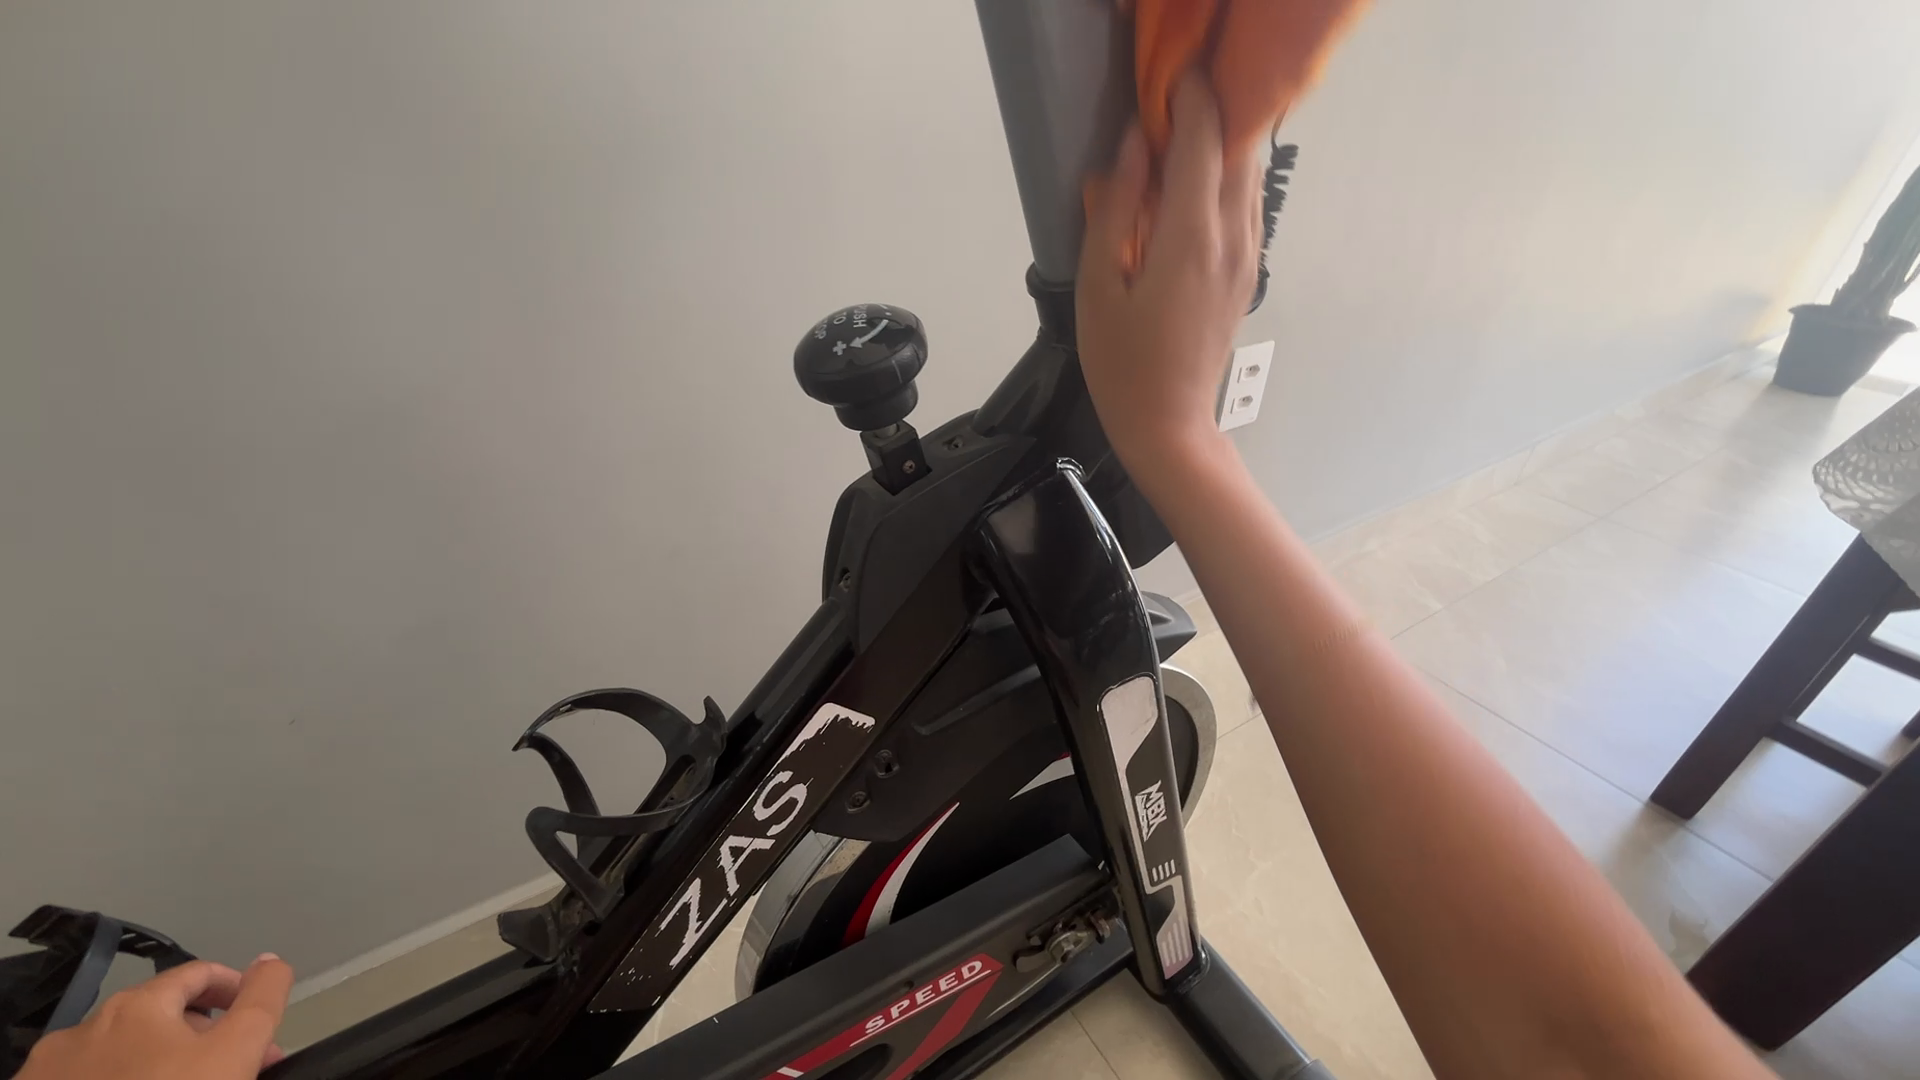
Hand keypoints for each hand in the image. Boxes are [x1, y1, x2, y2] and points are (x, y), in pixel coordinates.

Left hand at [17, 954, 293, 1079]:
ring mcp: (47, 1076)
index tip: (256, 1023)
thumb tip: (268, 960)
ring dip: (166, 1062)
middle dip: (205, 1034)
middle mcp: (81, 1033)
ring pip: (125, 1052)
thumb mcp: (238, 1047)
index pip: (200, 974)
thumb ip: (264, 994)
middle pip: (162, 1015)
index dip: (238, 990)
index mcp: (133, 1007)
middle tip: (234, 1066)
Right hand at [1078, 71, 1264, 474]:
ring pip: (1250, 174)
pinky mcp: (1249, 272)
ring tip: (1183, 134)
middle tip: (1174, 96)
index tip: (1166, 75)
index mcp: (1191, 237)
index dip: (1189, 96)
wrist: (1168, 423)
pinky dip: (1227, 177)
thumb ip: (1113, 212)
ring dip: (1224, 142)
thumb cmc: (1120, 362)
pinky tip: (1195, 184)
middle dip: (1214, 109)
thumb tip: (1129, 148)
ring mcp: (1249, 255)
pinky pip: (1247, 204)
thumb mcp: (1097, 288)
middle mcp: (1234, 236)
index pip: (1204, 138)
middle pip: (1239, 146)